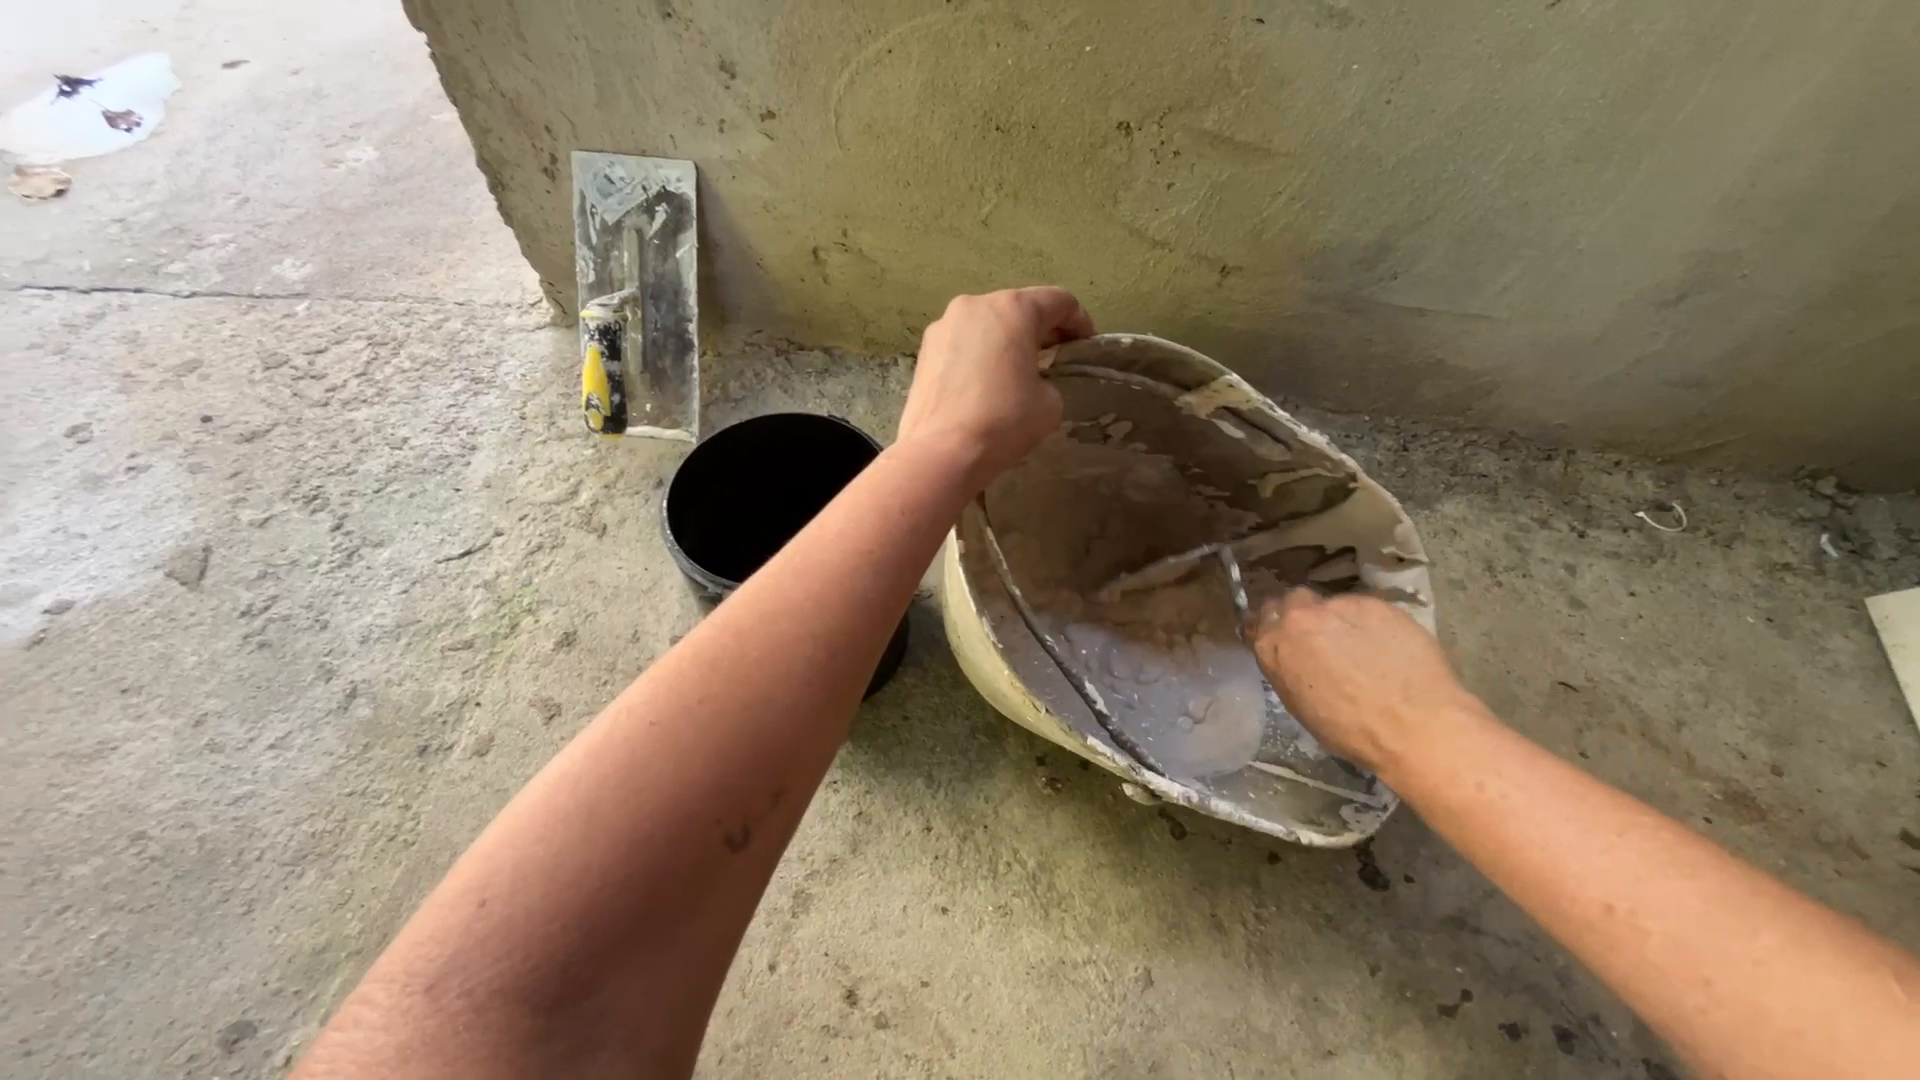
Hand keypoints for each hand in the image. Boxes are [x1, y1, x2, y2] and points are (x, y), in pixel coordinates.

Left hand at [897, 287, 1094, 487]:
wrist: (941, 452)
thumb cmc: (1004, 422)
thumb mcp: (1050, 403)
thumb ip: (1049, 380)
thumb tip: (1033, 382)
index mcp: (1013, 309)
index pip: (1058, 301)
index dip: (1079, 320)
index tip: (1085, 344)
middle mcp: (975, 305)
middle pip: (1018, 308)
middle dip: (1040, 329)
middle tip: (1055, 357)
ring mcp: (944, 326)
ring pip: (986, 324)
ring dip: (1006, 341)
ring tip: (1017, 372)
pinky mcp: (925, 351)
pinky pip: (963, 344)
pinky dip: (980, 355)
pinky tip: (985, 384)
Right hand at [1249, 588, 1479, 776]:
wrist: (1414, 725)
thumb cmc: (1351, 731)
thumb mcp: (1300, 704)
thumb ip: (1288, 667)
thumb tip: (1295, 656)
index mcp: (1273, 646)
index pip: (1262, 619)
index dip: (1275, 627)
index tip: (1286, 637)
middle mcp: (1299, 618)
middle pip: (1293, 601)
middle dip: (1303, 615)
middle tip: (1322, 638)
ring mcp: (1338, 606)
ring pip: (1333, 604)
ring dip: (1340, 620)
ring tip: (1364, 647)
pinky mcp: (1376, 603)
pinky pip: (1366, 608)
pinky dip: (1371, 623)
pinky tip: (1388, 646)